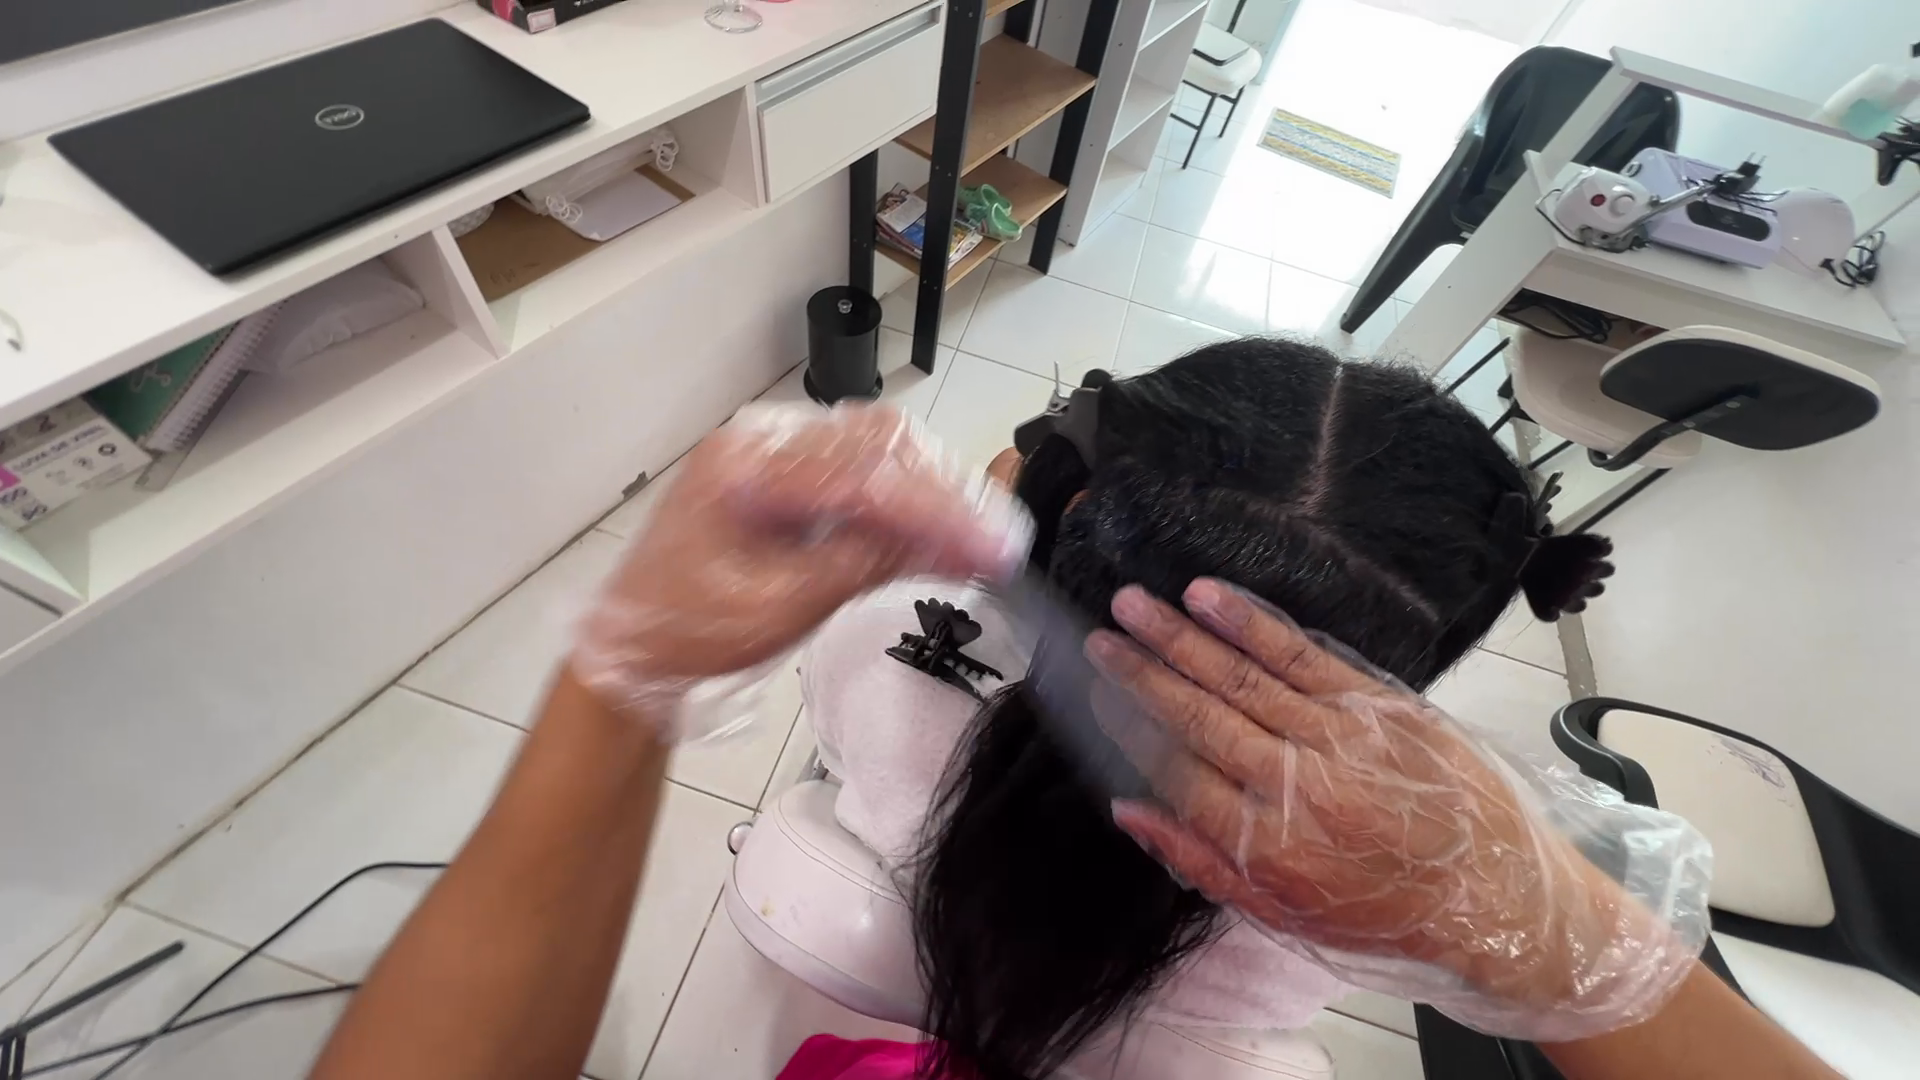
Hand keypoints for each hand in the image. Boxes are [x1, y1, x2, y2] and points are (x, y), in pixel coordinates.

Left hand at [571, 404, 1029, 735]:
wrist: (630, 648)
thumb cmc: (688, 632)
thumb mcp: (780, 604)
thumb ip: (863, 562)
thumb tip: (945, 544)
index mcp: (750, 463)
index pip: (866, 471)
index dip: (936, 510)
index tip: (991, 547)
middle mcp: (766, 442)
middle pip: (879, 443)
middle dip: (944, 492)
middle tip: (993, 542)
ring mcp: (776, 455)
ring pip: (876, 453)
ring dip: (930, 494)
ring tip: (974, 540)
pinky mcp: (787, 479)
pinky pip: (858, 475)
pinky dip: (903, 504)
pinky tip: (932, 534)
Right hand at [1084, 579, 1706, 1039]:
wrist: (1509, 902)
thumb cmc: (1382, 913)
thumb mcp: (1285, 914)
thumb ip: (1199, 859)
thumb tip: (1125, 807)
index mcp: (1271, 847)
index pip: (1178, 775)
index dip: (1129, 730)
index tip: (1094, 694)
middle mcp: (1300, 787)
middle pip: (1200, 718)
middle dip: (1141, 673)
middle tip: (1097, 636)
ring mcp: (1340, 738)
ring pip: (1241, 677)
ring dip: (1180, 637)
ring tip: (1133, 603)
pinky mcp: (1378, 704)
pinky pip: (1300, 654)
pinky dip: (1250, 623)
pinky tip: (1208, 596)